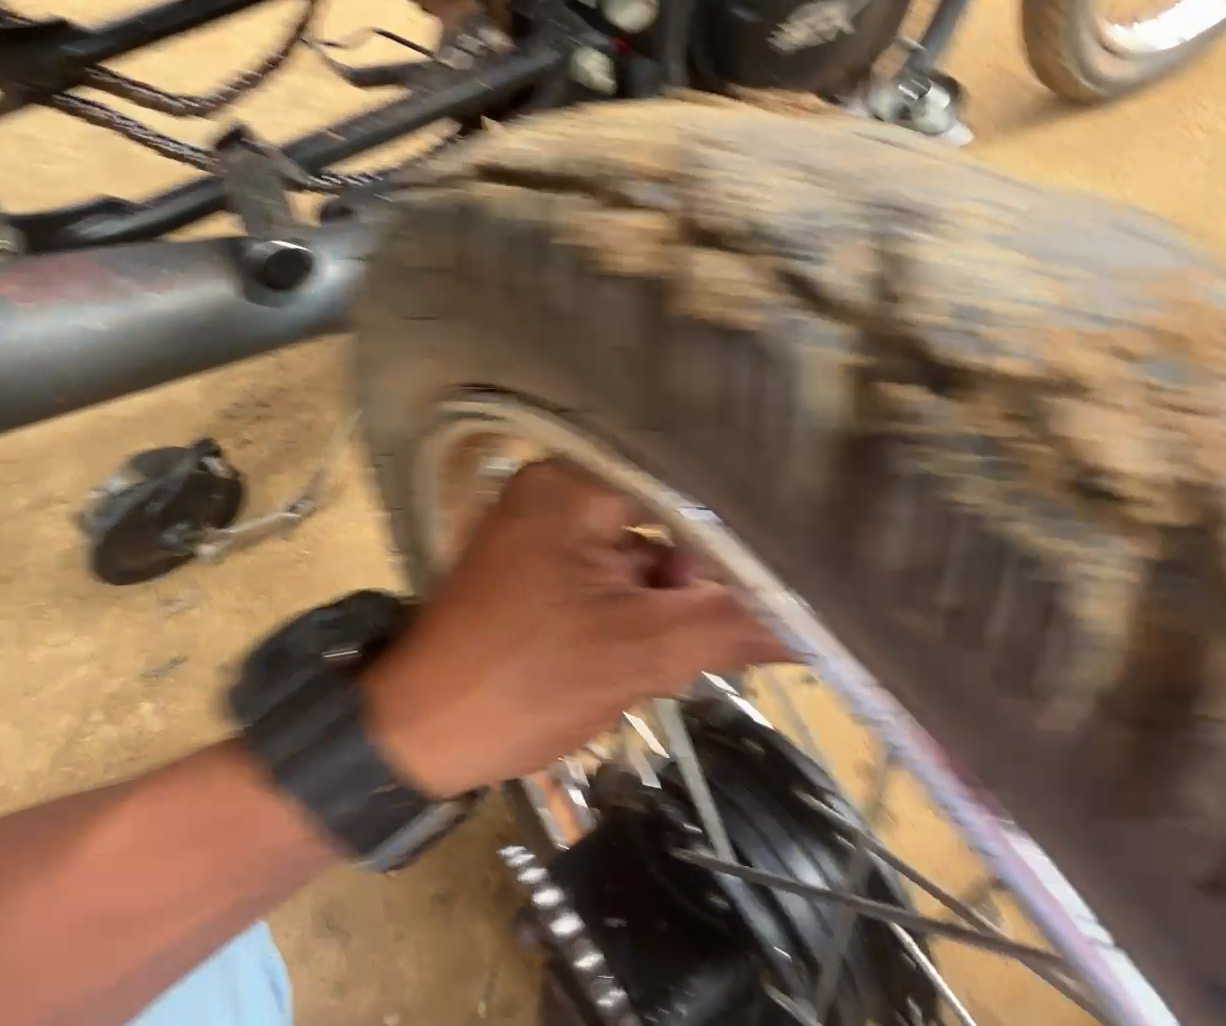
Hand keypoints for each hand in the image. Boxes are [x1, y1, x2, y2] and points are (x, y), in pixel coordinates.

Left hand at [360, 458, 787, 797]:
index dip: (741, 537)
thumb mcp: (636, 657)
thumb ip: (727, 630)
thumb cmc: (520, 685)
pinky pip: (613, 578)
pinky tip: (636, 655)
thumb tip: (811, 628)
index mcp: (573, 487)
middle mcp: (558, 492)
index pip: (687, 492)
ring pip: (644, 558)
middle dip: (695, 586)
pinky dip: (636, 615)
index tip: (787, 573)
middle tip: (709, 635)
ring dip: (666, 608)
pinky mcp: (540, 568)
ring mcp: (545, 531)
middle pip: (667, 525)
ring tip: (657, 657)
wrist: (415, 738)